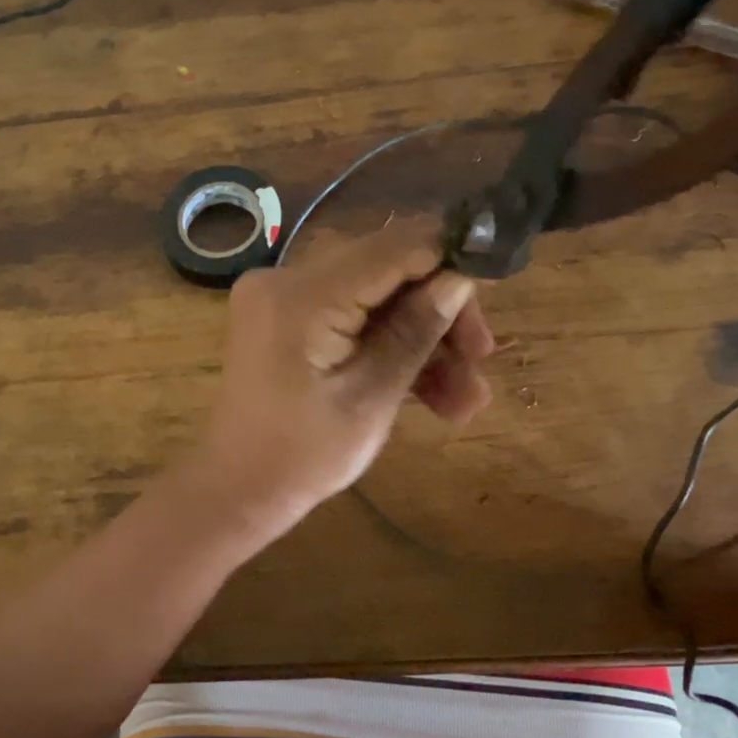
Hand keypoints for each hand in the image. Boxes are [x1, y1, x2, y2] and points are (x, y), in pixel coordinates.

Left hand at [182, 223, 493, 534]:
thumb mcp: (370, 399)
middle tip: (482, 362)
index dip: (452, 256)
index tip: (499, 280)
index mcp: (301, 295)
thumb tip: (460, 278)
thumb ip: (415, 332)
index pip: (395, 247)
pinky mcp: (287, 320)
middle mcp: (286, 279)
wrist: (238, 491)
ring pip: (376, 297)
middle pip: (388, 268)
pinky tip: (434, 396)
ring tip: (465, 403)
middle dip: (441, 313)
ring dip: (423, 341)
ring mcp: (283, 298)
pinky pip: (352, 316)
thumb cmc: (301, 457)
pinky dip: (389, 348)